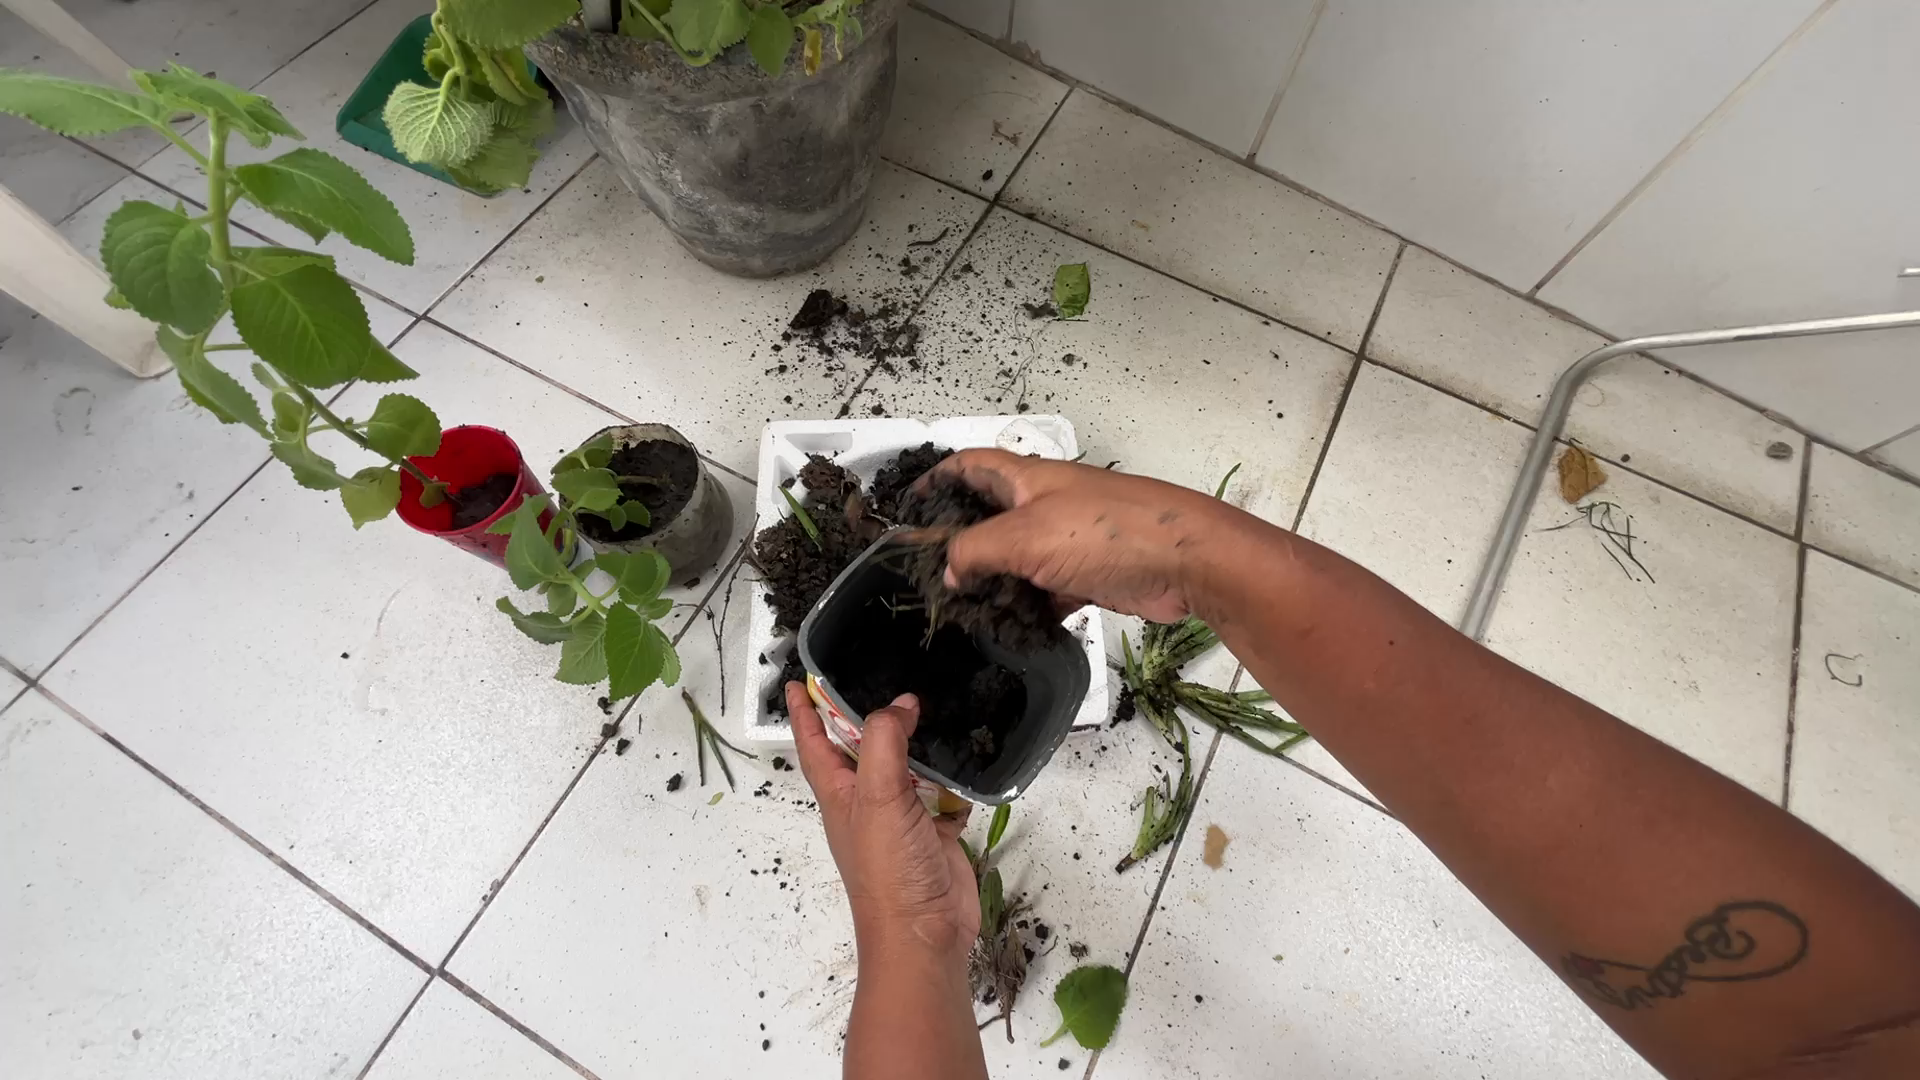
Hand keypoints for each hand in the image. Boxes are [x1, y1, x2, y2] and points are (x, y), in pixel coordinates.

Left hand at [787, 682, 978, 958]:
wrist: (925, 933)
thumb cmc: (888, 868)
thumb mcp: (877, 796)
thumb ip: (884, 742)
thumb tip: (902, 704)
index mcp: (840, 792)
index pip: (814, 742)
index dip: (804, 712)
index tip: (797, 681)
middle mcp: (866, 800)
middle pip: (860, 748)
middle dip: (865, 715)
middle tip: (879, 676)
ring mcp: (900, 816)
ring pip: (904, 766)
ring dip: (913, 741)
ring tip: (928, 703)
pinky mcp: (933, 829)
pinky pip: (941, 791)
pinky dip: (950, 776)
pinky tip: (964, 753)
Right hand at [927, 448, 1246, 622]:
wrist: (1185, 561)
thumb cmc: (1102, 533)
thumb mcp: (1024, 537)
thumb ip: (975, 551)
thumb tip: (949, 572)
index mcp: (1025, 479)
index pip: (969, 465)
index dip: (936, 478)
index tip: (908, 504)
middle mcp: (1043, 504)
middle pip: (989, 516)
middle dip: (959, 541)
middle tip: (928, 573)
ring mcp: (1067, 540)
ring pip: (1015, 559)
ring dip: (992, 581)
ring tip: (961, 609)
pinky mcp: (1086, 574)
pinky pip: (1044, 590)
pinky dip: (1027, 607)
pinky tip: (1009, 629)